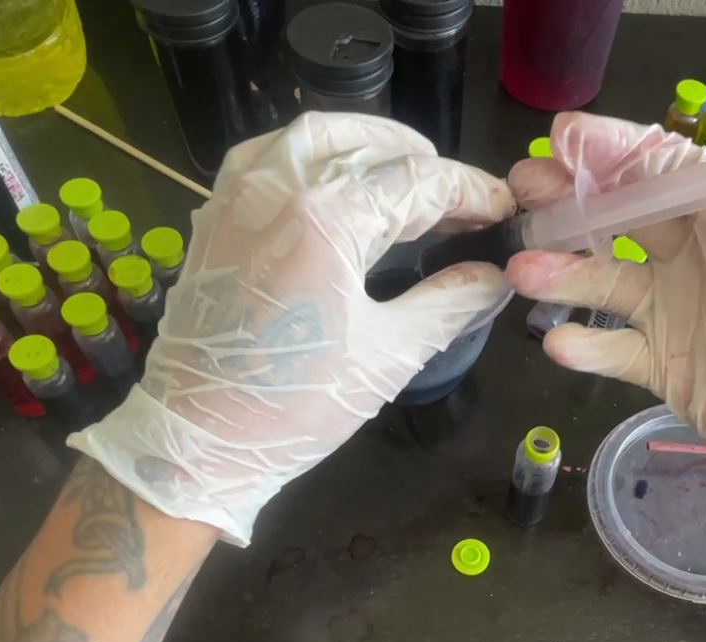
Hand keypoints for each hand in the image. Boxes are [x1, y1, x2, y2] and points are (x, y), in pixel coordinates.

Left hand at [71, 113, 515, 544]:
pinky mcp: (216, 216)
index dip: (469, 192)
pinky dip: (314, 155)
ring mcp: (238, 195)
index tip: (504, 208)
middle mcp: (278, 186)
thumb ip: (449, 304)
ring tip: (408, 171)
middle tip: (463, 199)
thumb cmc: (298, 406)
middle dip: (427, 167)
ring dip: (369, 144)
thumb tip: (494, 276)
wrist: (200, 440)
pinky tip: (336, 180)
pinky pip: (269, 155)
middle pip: (370, 150)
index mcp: (326, 219)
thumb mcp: (388, 357)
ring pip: (314, 137)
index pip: (417, 184)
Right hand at [504, 109, 705, 552]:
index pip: (668, 169)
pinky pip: (616, 353)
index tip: (565, 138)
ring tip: (521, 270)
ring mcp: (678, 317)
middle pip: (622, 217)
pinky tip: (557, 344)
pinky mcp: (667, 371)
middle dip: (571, 197)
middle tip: (522, 185)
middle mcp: (700, 259)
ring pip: (606, 284)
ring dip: (563, 274)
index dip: (617, 150)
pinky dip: (585, 349)